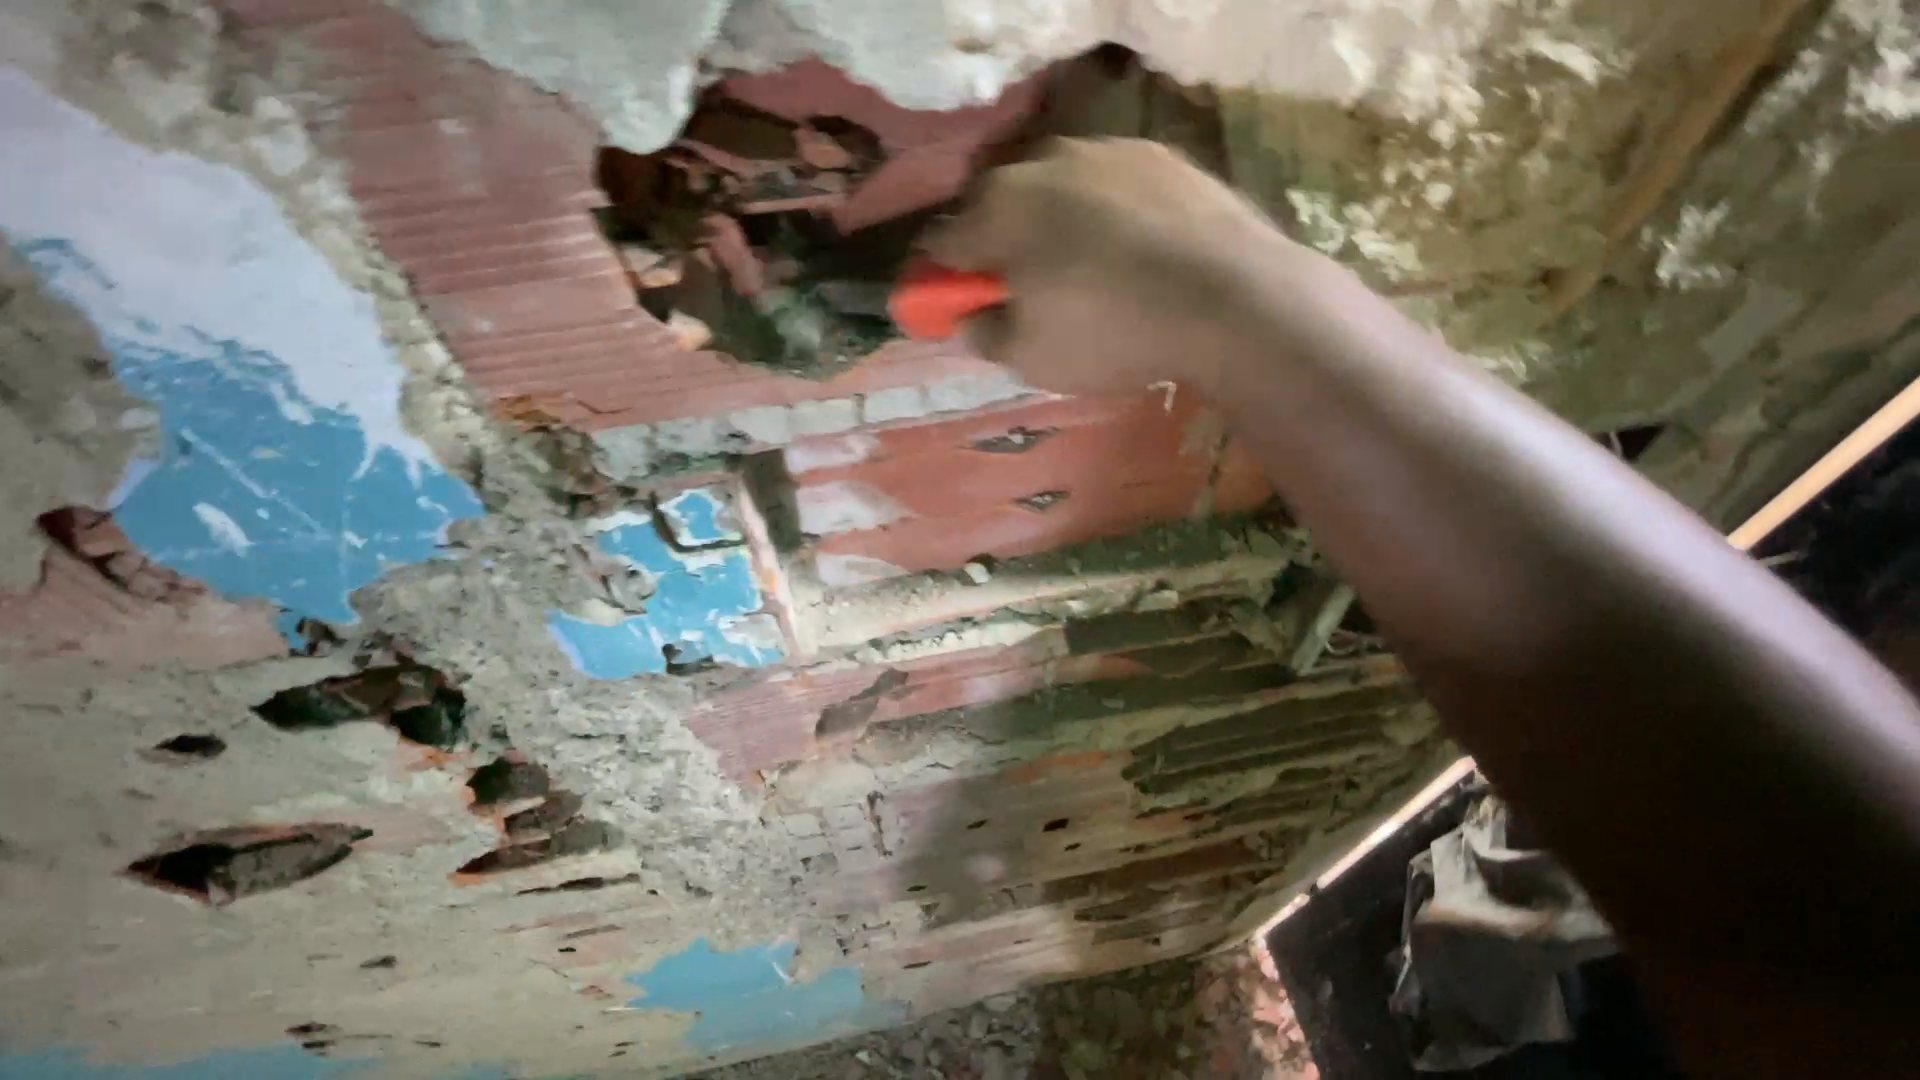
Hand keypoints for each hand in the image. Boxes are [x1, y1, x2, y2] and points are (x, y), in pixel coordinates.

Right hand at [919, 137, 1322, 397]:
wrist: (1229, 297)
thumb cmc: (1110, 331)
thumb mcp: (1030, 356)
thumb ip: (985, 333)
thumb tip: (971, 318)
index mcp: (997, 211)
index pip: (941, 244)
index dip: (938, 281)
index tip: (953, 308)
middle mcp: (1042, 165)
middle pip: (997, 208)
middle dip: (996, 248)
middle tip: (1020, 293)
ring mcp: (1104, 152)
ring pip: (1056, 193)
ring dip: (1052, 227)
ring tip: (1084, 274)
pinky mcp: (1159, 156)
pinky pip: (1110, 189)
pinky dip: (1106, 217)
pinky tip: (1132, 254)